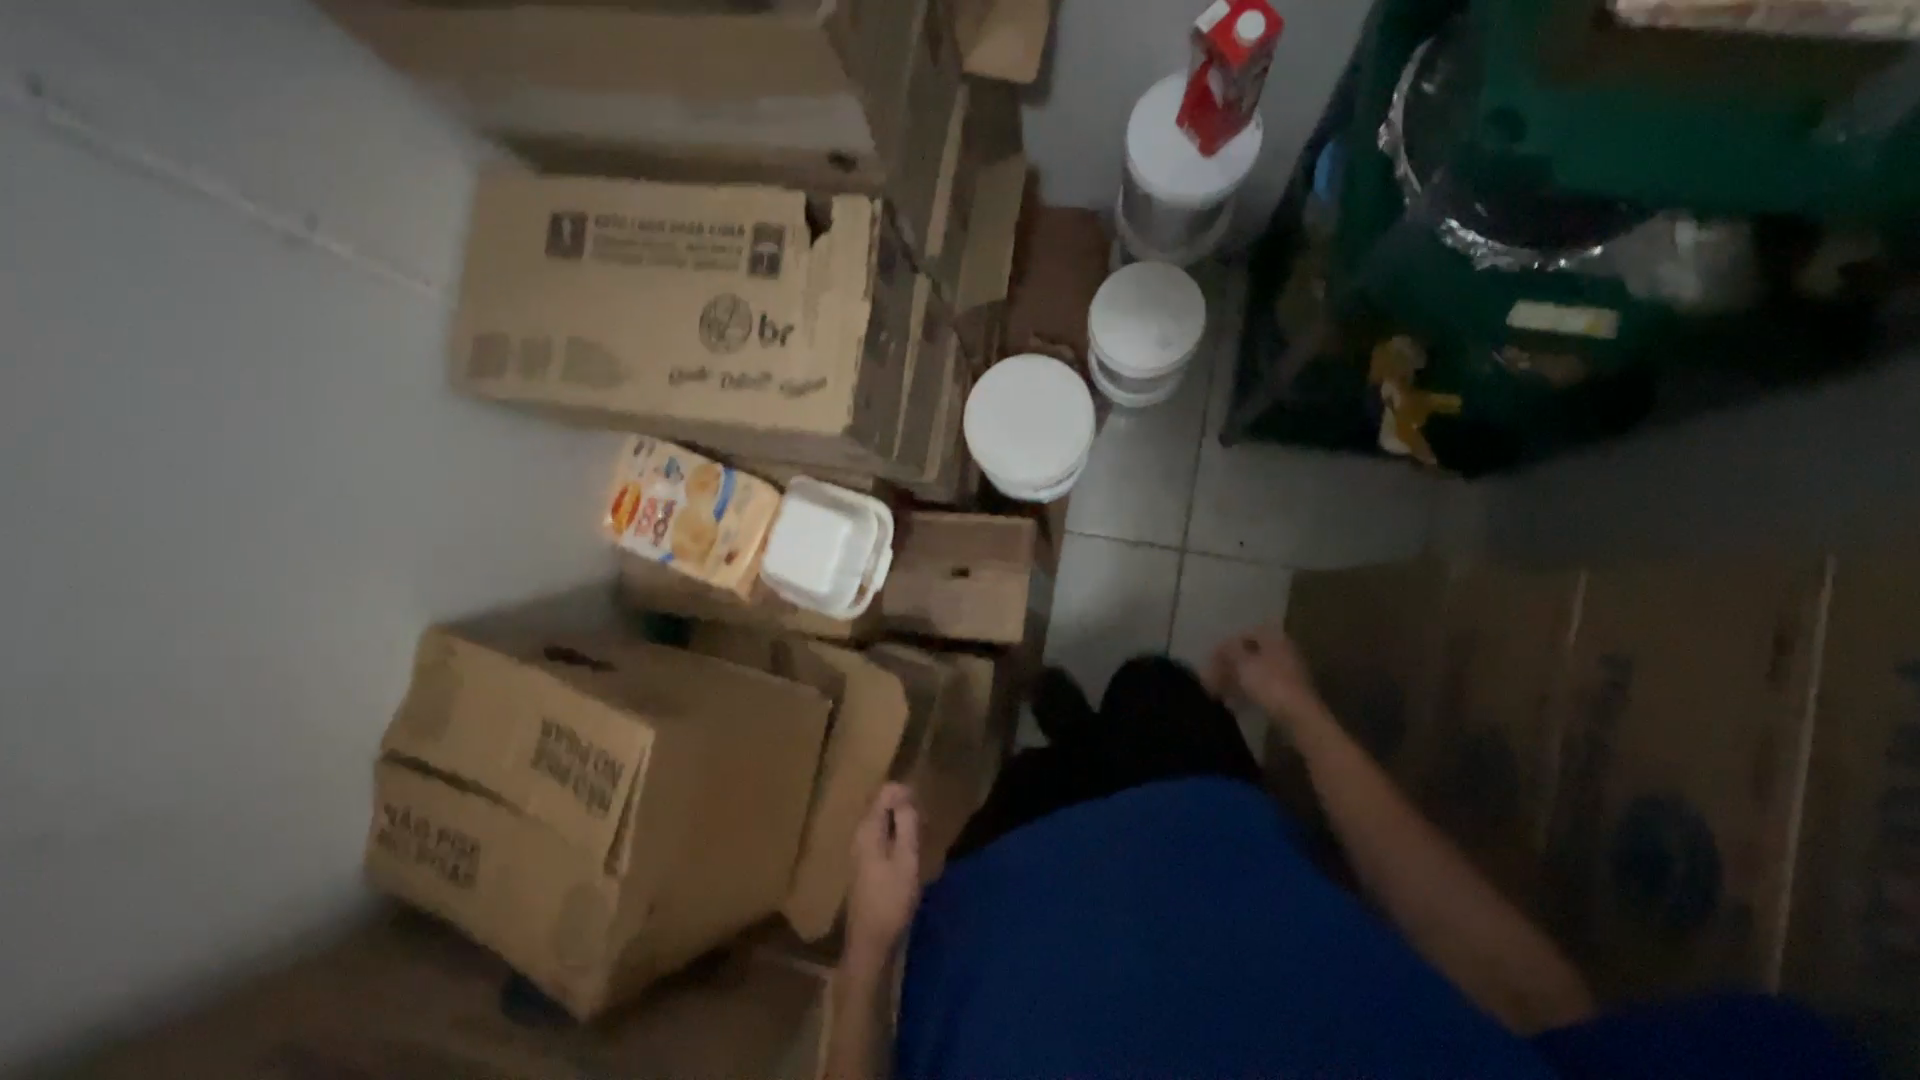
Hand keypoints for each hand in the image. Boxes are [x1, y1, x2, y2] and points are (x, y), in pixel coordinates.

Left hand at [845, 783, 921, 970]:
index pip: (884, 792)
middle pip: (882, 805)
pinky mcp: (865, 864)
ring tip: (922, 839)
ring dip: (903, 824)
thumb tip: (904, 792)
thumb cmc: (891, 900)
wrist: (870, 941)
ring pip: (883, 822)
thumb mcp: (906, 859)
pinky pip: (882, 838)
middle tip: (926, 826)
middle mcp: (860, 834)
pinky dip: (897, 838)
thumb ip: (906, 823)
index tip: (924, 811)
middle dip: (905, 808)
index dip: (906, 794)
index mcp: (867, 829)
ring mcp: (860, 850)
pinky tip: (910, 854)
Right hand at [1205, 625, 1324, 729]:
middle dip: (1230, 665)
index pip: (1246, 634)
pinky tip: (1234, 702)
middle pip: (1251, 654)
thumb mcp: (1243, 663)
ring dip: (1236, 679)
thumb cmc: (1269, 683)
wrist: (1299, 715)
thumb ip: (1230, 650)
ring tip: (1218, 692)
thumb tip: (1223, 644)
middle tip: (1212, 677)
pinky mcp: (1288, 692)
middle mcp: (1283, 651)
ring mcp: (1288, 672)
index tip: (1211, 659)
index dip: (1226, 645)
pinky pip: (1262, 686)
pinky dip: (1247, 691)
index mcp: (1275, 638)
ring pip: (1255, 671)